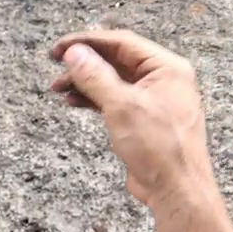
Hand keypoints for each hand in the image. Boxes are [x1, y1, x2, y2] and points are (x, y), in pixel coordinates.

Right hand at [50, 30, 216, 211]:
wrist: (176, 189)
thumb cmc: (159, 148)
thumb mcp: (121, 106)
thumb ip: (95, 76)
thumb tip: (74, 53)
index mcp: (166, 68)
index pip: (121, 42)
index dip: (87, 42)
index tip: (60, 48)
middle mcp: (163, 79)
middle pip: (116, 59)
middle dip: (84, 62)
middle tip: (56, 62)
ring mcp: (154, 99)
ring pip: (113, 79)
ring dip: (85, 81)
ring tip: (59, 87)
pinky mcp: (144, 118)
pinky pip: (115, 98)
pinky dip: (94, 98)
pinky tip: (74, 101)